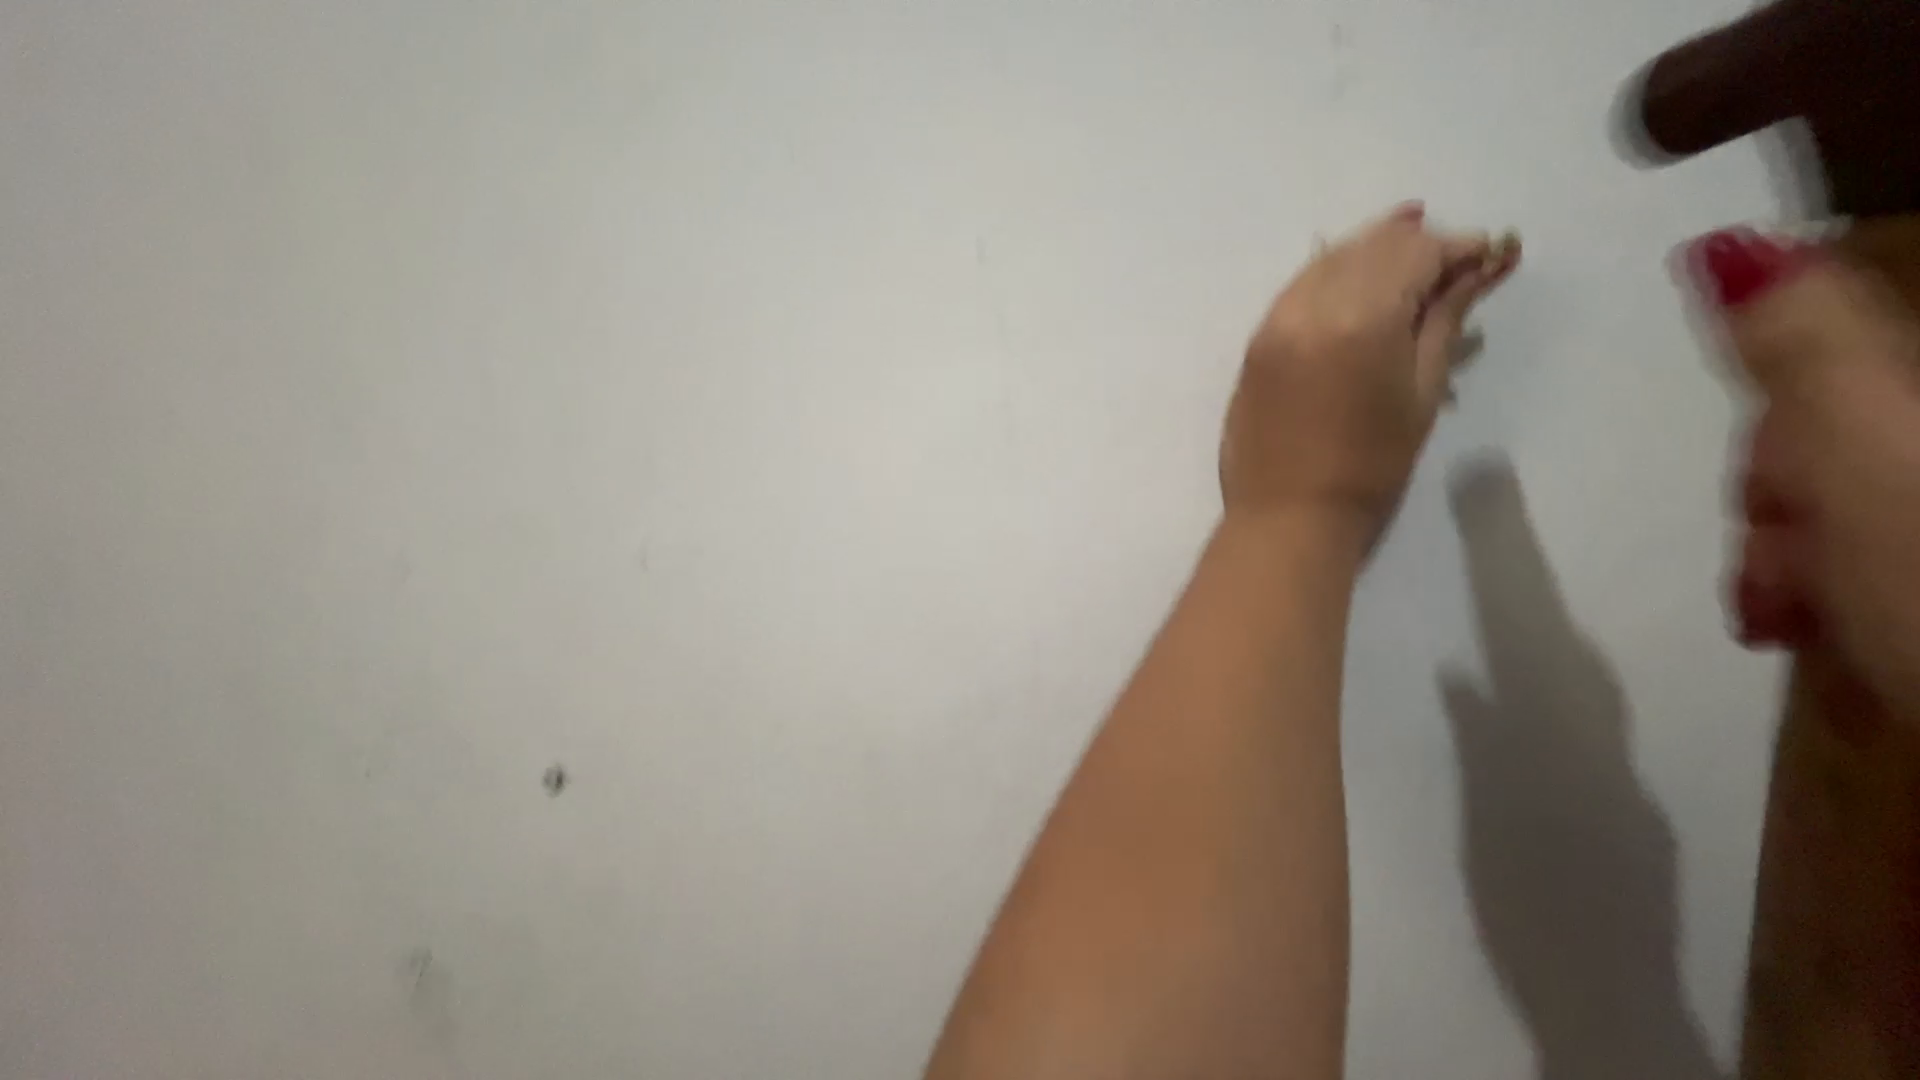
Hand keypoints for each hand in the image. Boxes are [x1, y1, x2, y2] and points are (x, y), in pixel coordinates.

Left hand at [1221, 203, 1520, 547]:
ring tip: (1408, 254)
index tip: (1488, 253)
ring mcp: (1275, 325)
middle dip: (1413, 243)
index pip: (1413, 254)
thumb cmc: (1370, 466)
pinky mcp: (1255, 345)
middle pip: (1368, 248)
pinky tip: (1353, 282)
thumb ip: (1442, 321)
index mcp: (1360, 318)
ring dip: (1370, 251)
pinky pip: (1297, 290)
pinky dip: (1329, 276)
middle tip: (1450, 256)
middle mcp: (1310, 308)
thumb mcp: (1421, 392)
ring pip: (1328, 262)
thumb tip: (1473, 269)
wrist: (1288, 514)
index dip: (1455, 247)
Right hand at [1686, 229, 1919, 713]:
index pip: (1835, 366)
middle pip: (1837, 436)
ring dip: (1791, 559)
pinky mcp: (1913, 550)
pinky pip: (1866, 546)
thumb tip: (1722, 244)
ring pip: (1845, 498)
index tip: (1770, 495)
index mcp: (1919, 391)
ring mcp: (1917, 494)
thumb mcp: (1866, 447)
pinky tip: (1825, 626)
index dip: (1779, 426)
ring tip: (1787, 618)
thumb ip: (1799, 345)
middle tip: (1781, 571)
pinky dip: (1833, 588)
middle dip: (1779, 506)